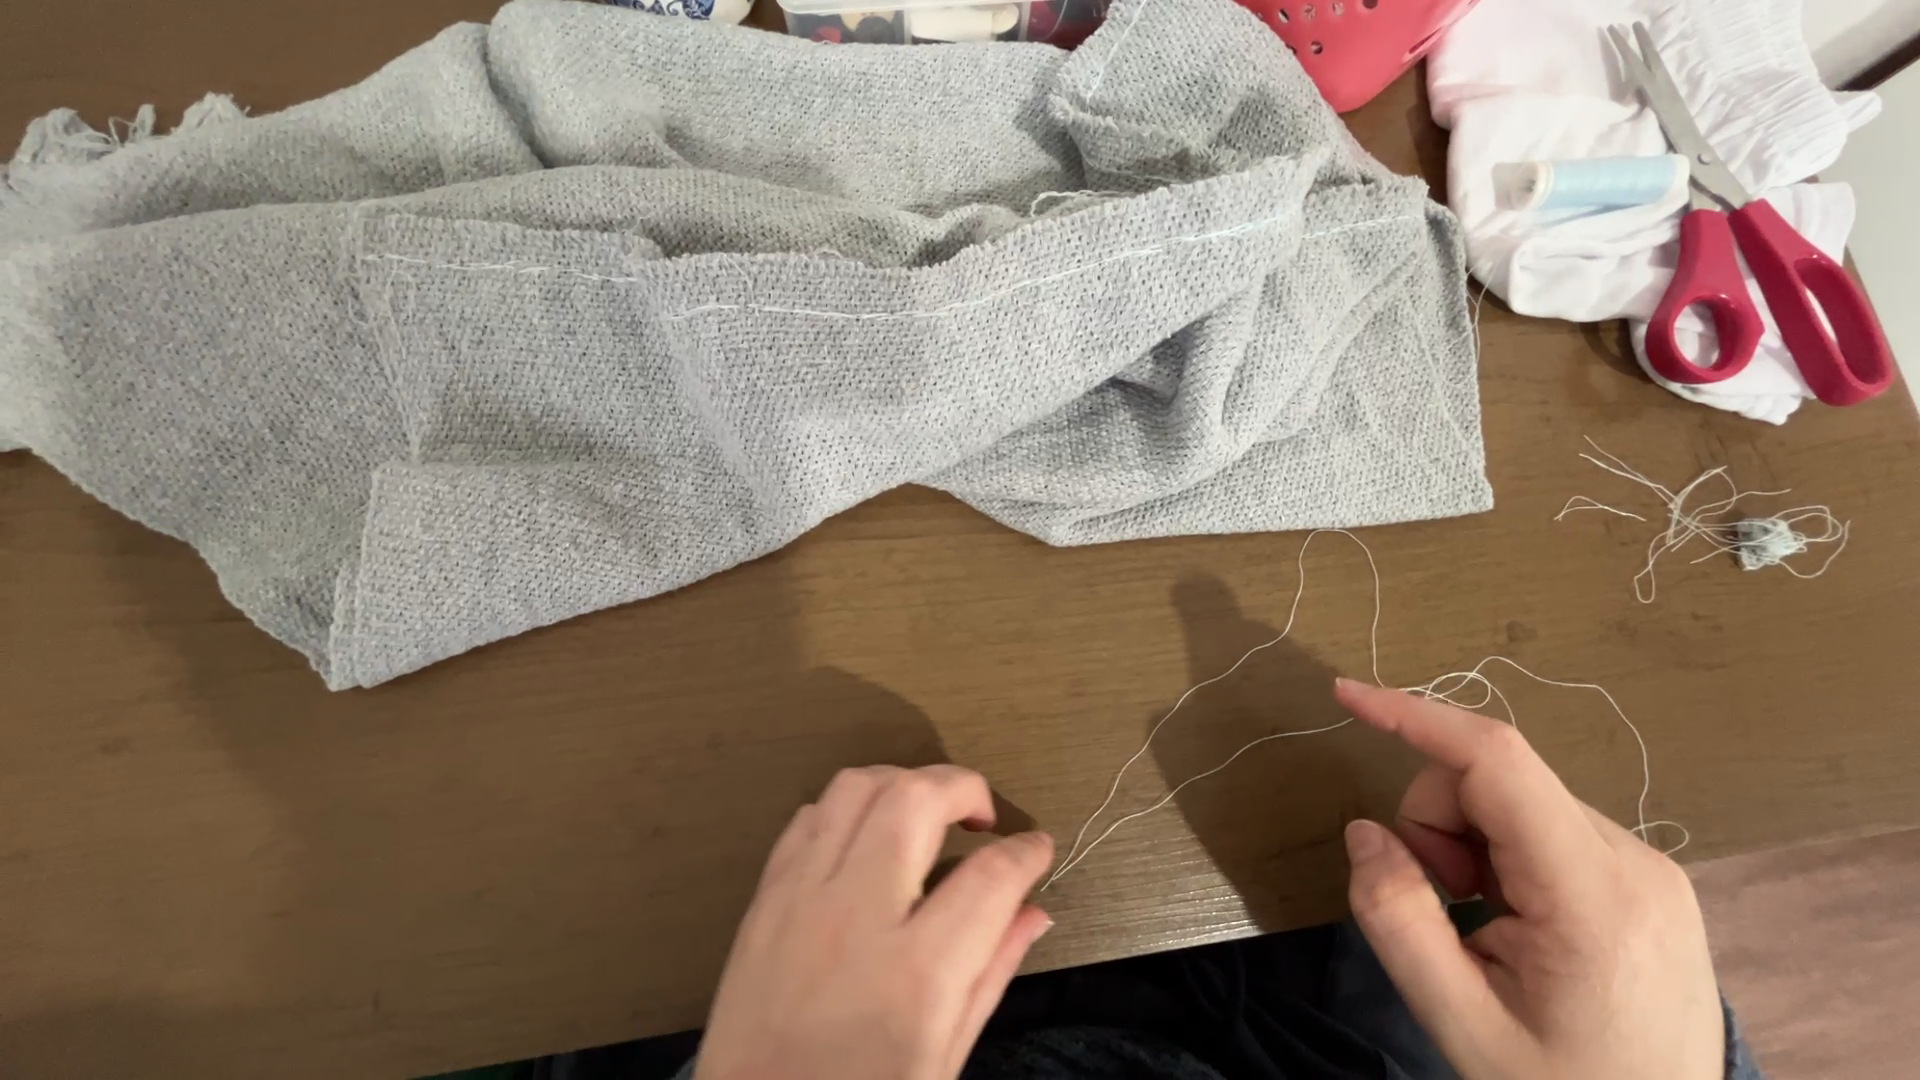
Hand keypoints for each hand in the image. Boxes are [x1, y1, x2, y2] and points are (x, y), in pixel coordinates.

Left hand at [695, 765, 1054, 1079]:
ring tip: (926, 811)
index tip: (1036, 847)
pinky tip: (867, 836)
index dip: (1026, 852)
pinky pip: (809, 817)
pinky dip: (848, 809)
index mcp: (915, 975)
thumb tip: (1034, 910)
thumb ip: (992, 973)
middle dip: (964, 786)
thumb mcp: (943, 1058)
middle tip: (982, 814)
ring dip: (903, 782)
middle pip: (915, 800)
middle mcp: (857, 918)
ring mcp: (802, 899)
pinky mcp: (765, 896)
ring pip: (856, 788)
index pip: (989, 878)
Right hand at [1335, 679, 1723, 1079]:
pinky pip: (1532, 820)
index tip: (1346, 695)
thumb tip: (1365, 831)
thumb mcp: (1458, 1022)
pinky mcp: (1639, 872)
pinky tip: (1506, 912)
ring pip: (1506, 796)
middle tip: (1437, 896)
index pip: (1496, 761)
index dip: (1415, 716)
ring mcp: (1643, 863)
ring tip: (1474, 914)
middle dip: (1433, 820)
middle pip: (1490, 778)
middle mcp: (1631, 858)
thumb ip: (1397, 919)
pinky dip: (1491, 850)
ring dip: (1461, 839)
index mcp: (1594, 894)